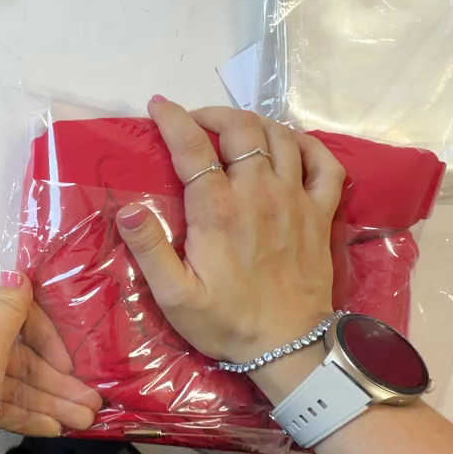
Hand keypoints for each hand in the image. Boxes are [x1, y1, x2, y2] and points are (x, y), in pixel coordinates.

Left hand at [0, 279, 100, 453]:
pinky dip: (27, 414)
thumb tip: (20, 273)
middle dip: (56, 380)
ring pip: (15, 383)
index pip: (18, 315)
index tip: (70, 365)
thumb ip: (10, 308)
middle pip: (21, 355)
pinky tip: (54, 427)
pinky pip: (2, 403)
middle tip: (92, 405)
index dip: (48, 339)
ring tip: (84, 422)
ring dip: (50, 401)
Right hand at [114, 97, 344, 370]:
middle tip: (192, 121)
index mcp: (218, 210)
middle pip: (241, 129)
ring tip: (232, 129)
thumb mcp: (173, 295)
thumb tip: (127, 208)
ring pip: (280, 137)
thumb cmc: (225, 322)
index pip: (193, 148)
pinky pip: (325, 163)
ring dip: (253, 123)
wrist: (289, 347)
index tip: (157, 106)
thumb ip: (149, 249)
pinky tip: (289, 143)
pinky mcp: (321, 213)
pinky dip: (307, 143)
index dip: (173, 120)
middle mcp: (259, 193)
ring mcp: (296, 200)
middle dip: (213, 113)